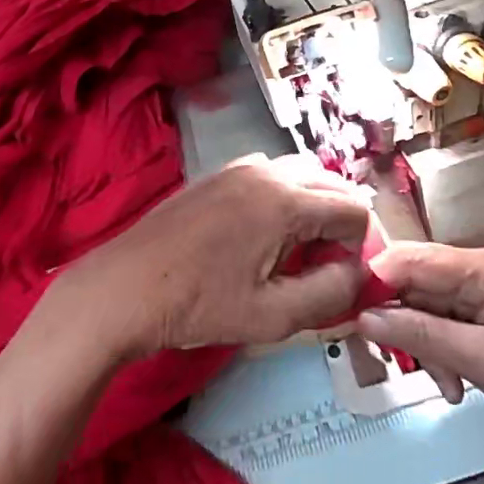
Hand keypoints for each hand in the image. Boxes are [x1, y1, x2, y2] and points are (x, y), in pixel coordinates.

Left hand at [55, 154, 371, 360]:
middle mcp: (269, 171)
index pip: (355, 210)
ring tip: (297, 248)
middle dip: (341, 223)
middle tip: (325, 265)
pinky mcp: (219, 173)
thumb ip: (330, 294)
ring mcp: (240, 166)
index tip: (342, 278)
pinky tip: (264, 232)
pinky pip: (272, 173)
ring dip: (316, 205)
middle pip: (334, 184)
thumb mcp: (273, 316)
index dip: (360, 246)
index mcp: (287, 201)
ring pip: (304, 174)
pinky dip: (286, 195)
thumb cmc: (198, 306)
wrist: (123, 289)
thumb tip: (358, 273)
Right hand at [357, 243, 483, 460]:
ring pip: (429, 307)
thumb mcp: (483, 362)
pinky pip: (448, 324)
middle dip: (402, 323)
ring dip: (424, 346)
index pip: (413, 258)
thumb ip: (421, 335)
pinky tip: (453, 385)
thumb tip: (362, 316)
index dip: (375, 280)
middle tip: (388, 364)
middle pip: (418, 283)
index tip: (343, 312)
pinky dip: (442, 353)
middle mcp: (483, 268)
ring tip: (442, 386)